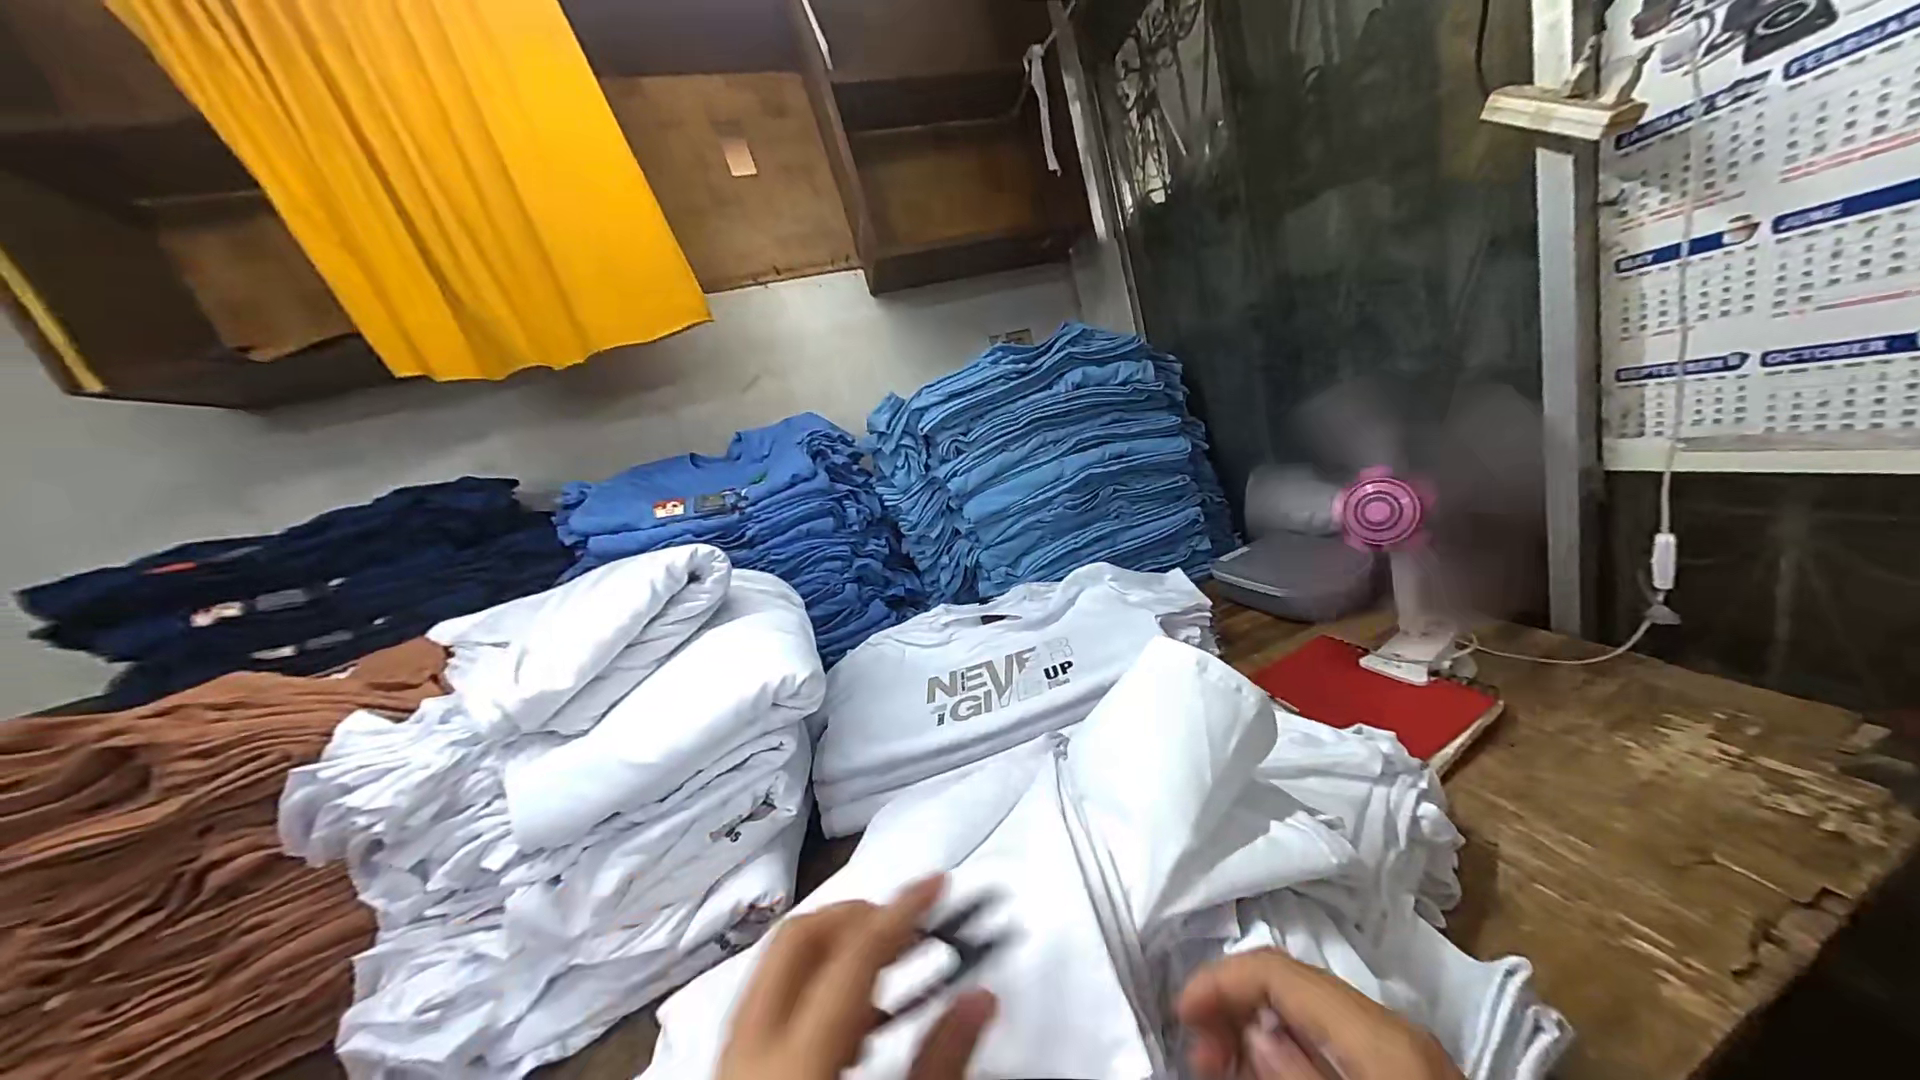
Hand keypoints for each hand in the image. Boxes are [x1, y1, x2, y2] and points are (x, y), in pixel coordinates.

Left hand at [717, 876, 996, 1079]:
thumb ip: (942, 1063)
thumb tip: (983, 997)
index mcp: (795, 1063)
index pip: (852, 955)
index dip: (901, 910)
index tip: (939, 882)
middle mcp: (749, 1049)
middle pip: (799, 939)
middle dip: (859, 915)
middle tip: (912, 921)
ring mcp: (729, 1062)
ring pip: (779, 966)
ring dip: (837, 947)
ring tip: (894, 964)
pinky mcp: (728, 1076)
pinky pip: (771, 1002)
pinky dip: (817, 987)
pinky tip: (858, 1020)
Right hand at [1177, 948, 1464, 1079]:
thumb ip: (1299, 1073)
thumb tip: (1252, 1029)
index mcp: (1374, 1027)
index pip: (1276, 968)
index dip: (1218, 979)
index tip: (1180, 1008)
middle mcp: (1385, 1020)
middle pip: (1287, 982)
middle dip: (1231, 1006)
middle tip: (1198, 1051)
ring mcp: (1397, 1043)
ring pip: (1304, 1007)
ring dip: (1254, 1026)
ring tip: (1220, 1062)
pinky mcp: (1402, 1065)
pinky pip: (1327, 1036)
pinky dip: (1286, 1044)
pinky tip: (1264, 1068)